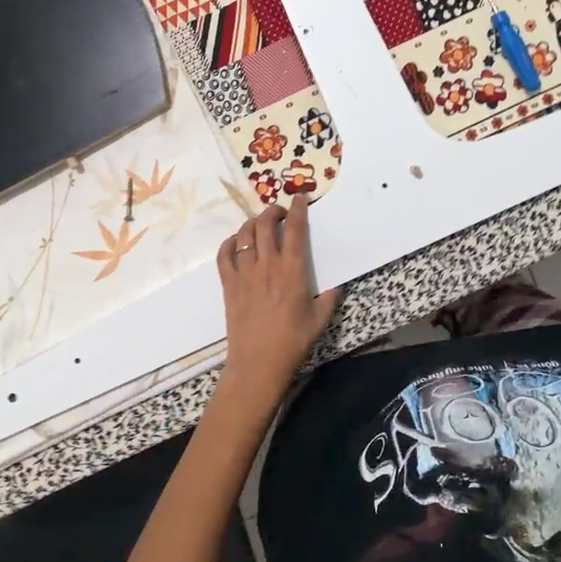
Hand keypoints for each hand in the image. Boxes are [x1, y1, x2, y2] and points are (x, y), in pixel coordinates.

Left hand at [214, 196, 341, 407]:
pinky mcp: (229, 284)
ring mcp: (245, 273)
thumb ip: (330, 298)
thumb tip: (336, 286)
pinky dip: (229, 243)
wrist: (258, 363)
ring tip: (259, 224)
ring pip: (243, 234)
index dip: (298, 208)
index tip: (301, 198)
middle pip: (265, 223)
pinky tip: (235, 243)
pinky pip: (224, 255)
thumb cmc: (293, 341)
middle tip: (280, 212)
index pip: (295, 229)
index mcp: (293, 270)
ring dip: (252, 223)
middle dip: (273, 210)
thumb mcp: (320, 319)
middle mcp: (267, 265)